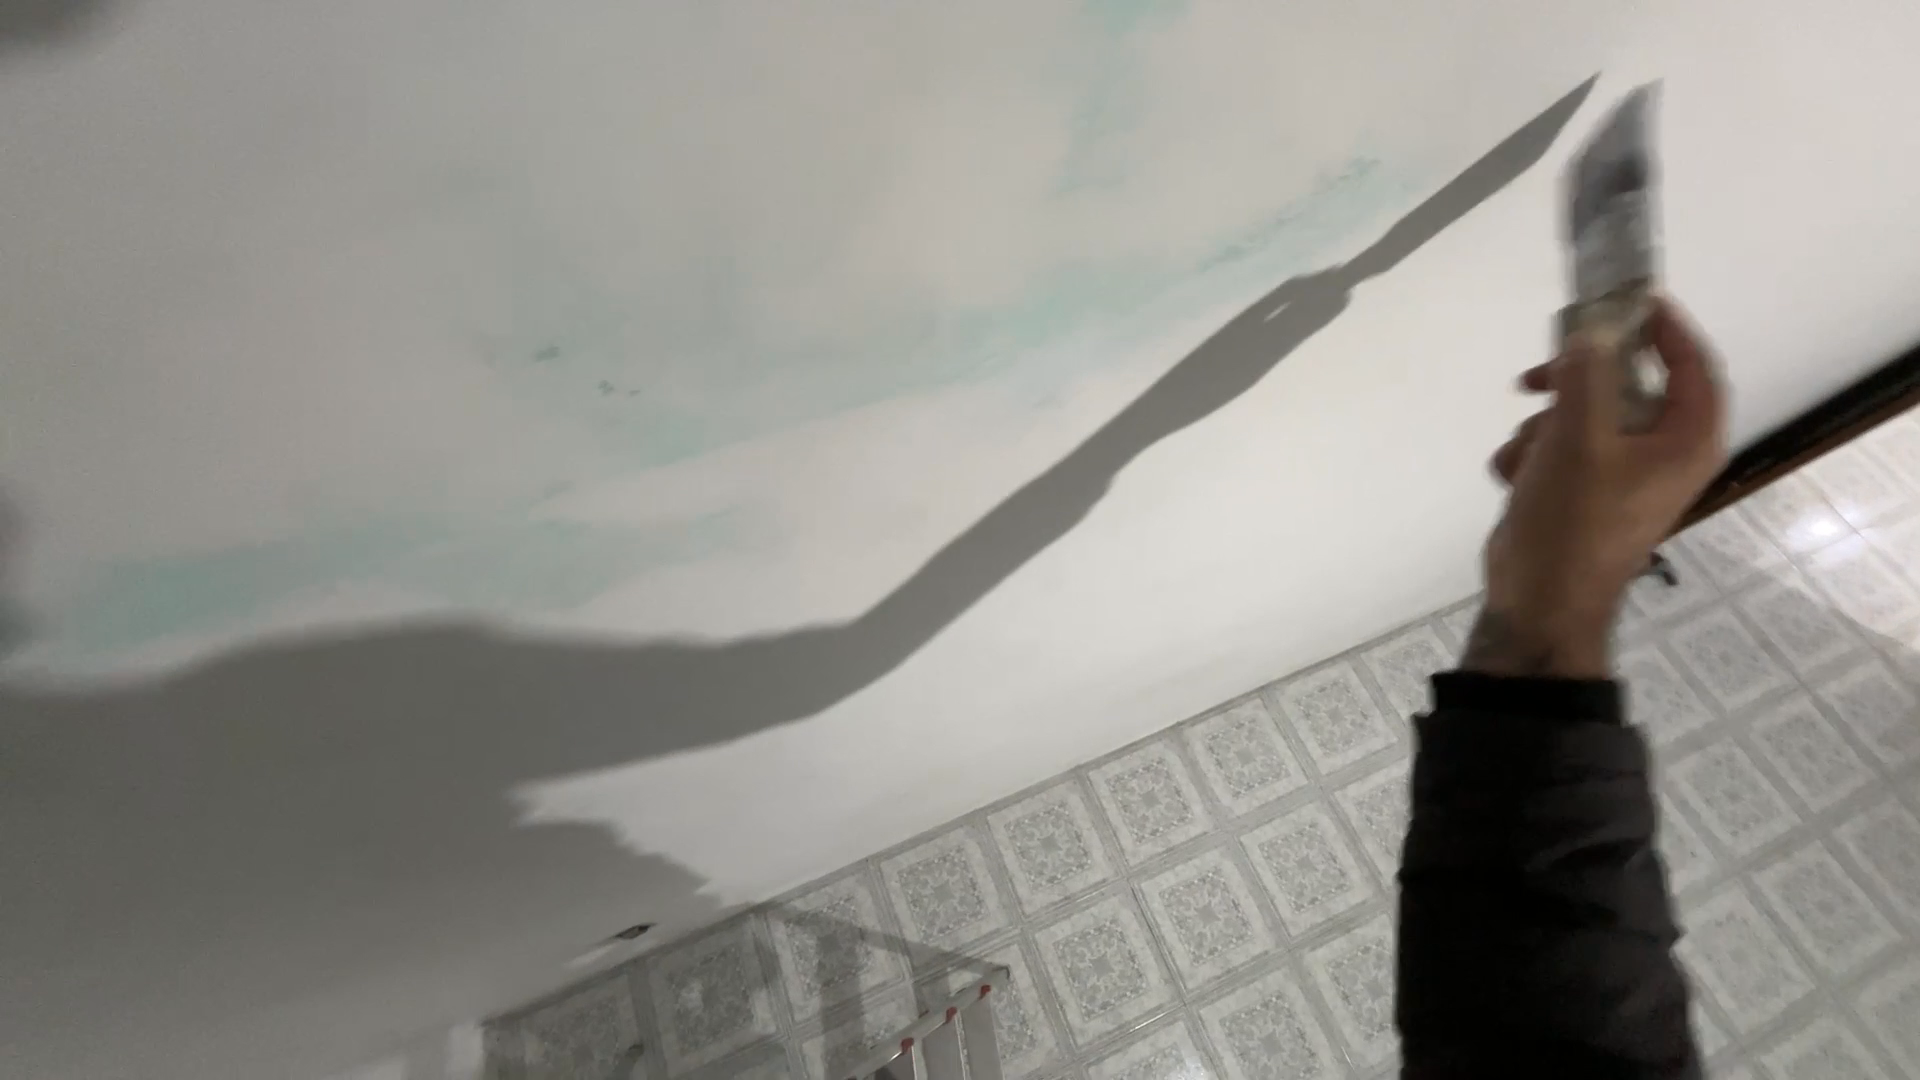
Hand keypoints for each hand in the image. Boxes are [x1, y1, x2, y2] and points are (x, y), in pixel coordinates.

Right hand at [1462, 297, 1727, 676]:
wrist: (1539, 595)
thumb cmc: (1573, 519)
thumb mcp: (1578, 442)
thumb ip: (1585, 380)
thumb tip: (1590, 334)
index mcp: (1683, 439)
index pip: (1690, 365)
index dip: (1663, 328)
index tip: (1627, 301)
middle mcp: (1657, 453)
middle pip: (1620, 390)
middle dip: (1571, 386)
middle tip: (1533, 379)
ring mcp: (1613, 475)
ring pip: (1574, 420)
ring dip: (1538, 430)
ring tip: (1522, 458)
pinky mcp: (1573, 492)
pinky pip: (1549, 452)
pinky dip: (1526, 457)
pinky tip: (1512, 478)